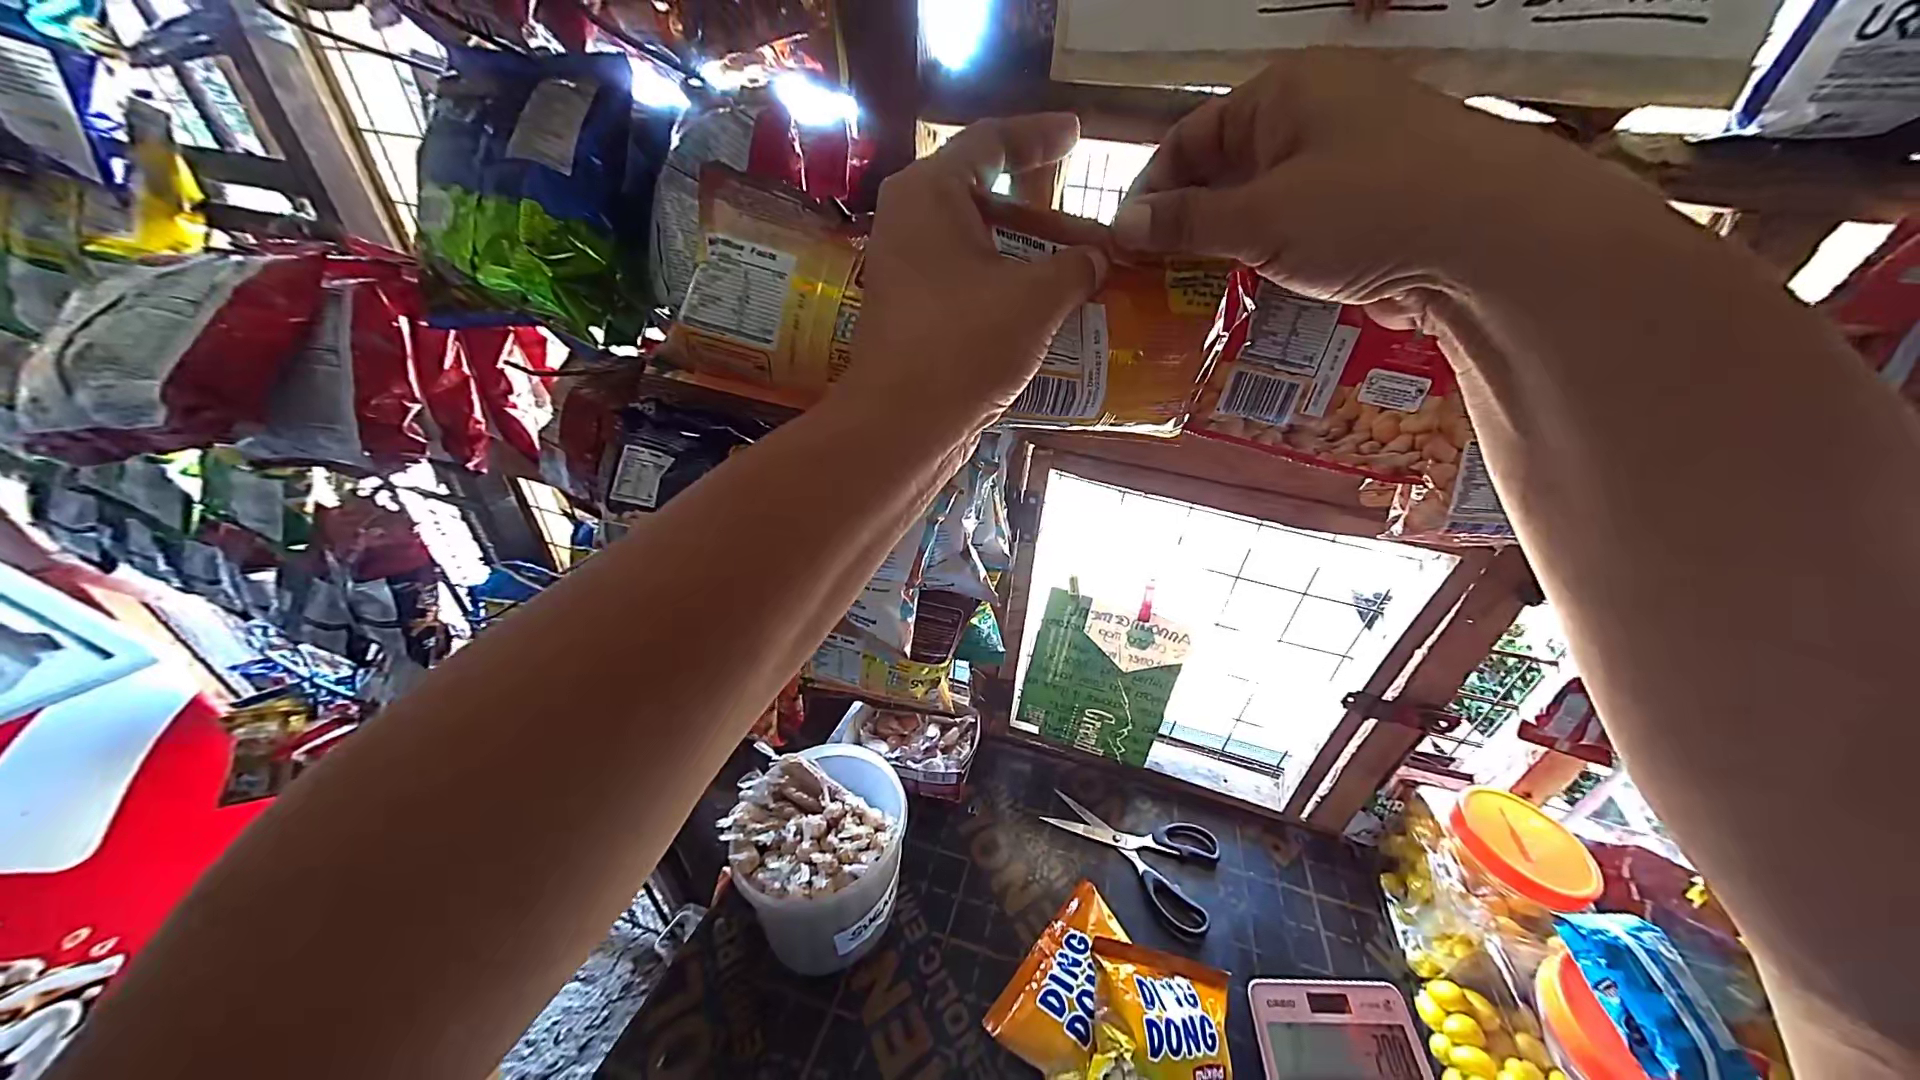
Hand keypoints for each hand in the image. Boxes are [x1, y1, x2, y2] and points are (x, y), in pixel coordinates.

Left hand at [833, 115, 1107, 434]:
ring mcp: (906, 274)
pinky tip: (1043, 309)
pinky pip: (967, 288)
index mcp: (928, 194)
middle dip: (1039, 211)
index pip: (991, 142)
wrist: (904, 425)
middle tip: (1084, 218)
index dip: (1039, 137)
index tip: (1077, 134)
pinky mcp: (912, 318)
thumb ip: (1075, 267)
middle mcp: (909, 225)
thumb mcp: (1035, 297)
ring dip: (1026, 257)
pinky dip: (1005, 291)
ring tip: (1076, 267)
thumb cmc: (965, 344)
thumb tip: (1098, 259)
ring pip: (976, 249)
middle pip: (983, 199)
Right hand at [1113, 50, 1654, 309]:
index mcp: (1283, 92)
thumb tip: (1121, 227)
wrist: (1493, 237)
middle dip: (1184, 219)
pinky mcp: (1364, 198)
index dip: (1150, 189)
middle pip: (1222, 166)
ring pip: (1257, 197)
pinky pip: (1292, 219)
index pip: (1190, 138)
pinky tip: (1242, 284)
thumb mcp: (1262, 218)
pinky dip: (1262, 249)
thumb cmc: (1367, 209)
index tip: (1124, 241)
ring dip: (1221, 240)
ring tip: (1186, 287)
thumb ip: (1187, 223)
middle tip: (1149, 273)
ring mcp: (1343, 155)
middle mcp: (1312, 111)